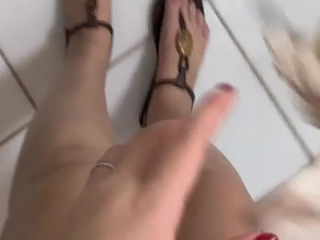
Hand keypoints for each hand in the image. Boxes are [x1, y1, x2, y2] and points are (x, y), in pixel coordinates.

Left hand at [62, 83, 239, 239]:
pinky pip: (102, 175)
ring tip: (170, 152)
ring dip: (150, 145)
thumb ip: (213, 231)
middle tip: (205, 121)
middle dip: (181, 125)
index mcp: (149, 209)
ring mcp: (88, 201)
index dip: (210, 117)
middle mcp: (117, 194)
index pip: (186, 148)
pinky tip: (127, 190)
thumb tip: (249, 231)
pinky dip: (123, 167)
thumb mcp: (168, 229)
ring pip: (124, 153)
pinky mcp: (69, 215)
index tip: (227, 92)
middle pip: (153, 139)